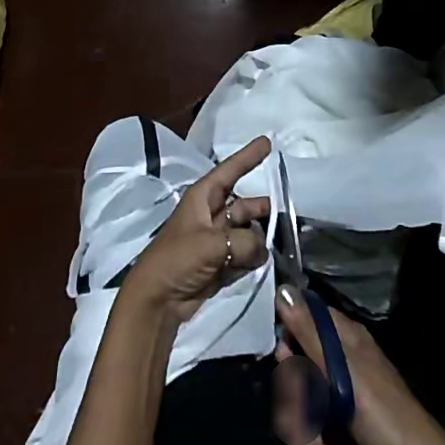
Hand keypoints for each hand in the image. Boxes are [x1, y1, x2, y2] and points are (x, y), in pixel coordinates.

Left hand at [122, 137, 271, 322]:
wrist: (156, 302)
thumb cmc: (176, 260)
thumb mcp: (211, 244)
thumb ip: (246, 241)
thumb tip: (264, 249)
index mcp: (202, 198)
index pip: (229, 171)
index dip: (248, 156)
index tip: (267, 141)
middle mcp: (212, 214)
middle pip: (246, 204)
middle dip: (264, 209)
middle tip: (287, 215)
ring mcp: (218, 239)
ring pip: (250, 229)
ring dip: (261, 237)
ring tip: (274, 245)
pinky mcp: (223, 261)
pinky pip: (248, 252)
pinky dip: (255, 256)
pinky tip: (259, 262)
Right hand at [276, 287, 444, 444]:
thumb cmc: (379, 412)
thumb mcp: (342, 369)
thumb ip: (310, 332)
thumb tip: (284, 287)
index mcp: (351, 339)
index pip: (315, 315)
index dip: (292, 324)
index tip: (275, 342)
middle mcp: (350, 360)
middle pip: (308, 357)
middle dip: (293, 378)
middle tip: (290, 395)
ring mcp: (351, 394)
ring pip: (311, 394)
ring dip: (298, 415)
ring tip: (296, 434)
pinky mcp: (351, 426)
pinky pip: (320, 423)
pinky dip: (310, 438)